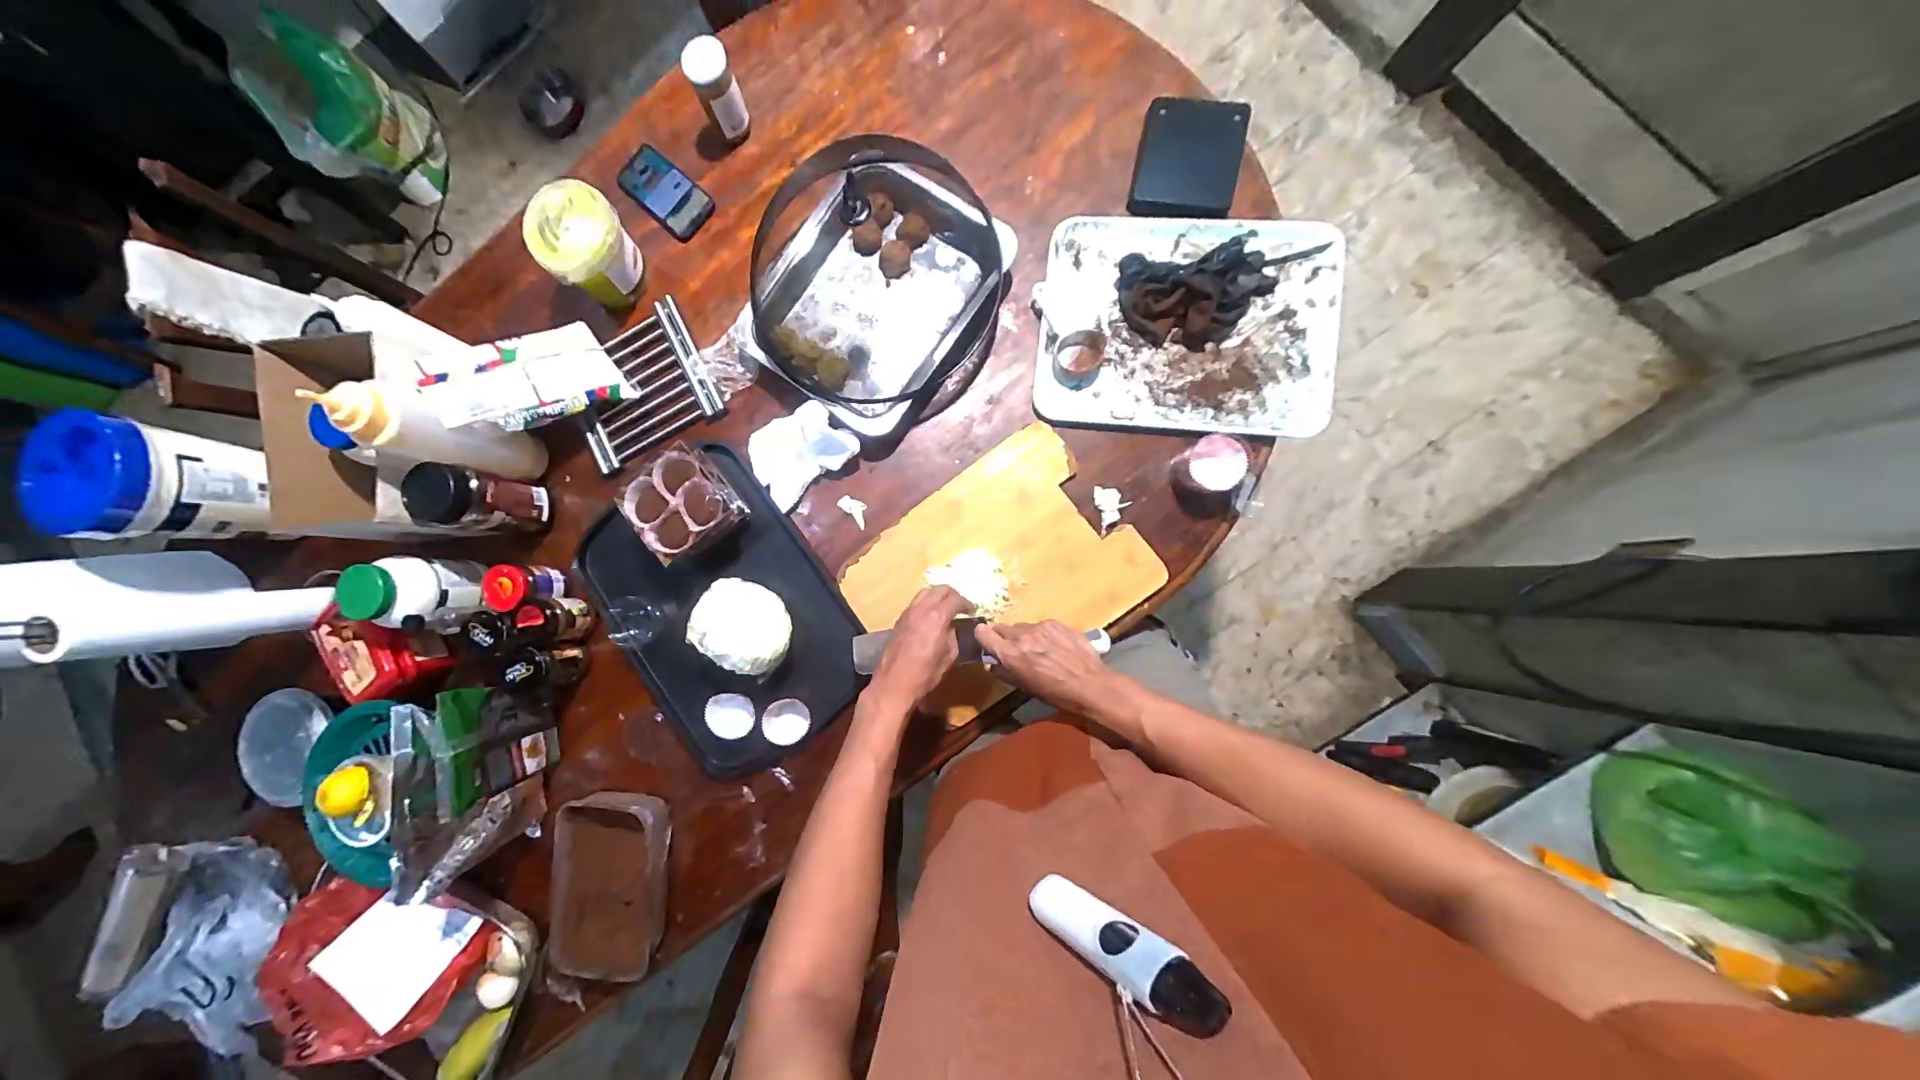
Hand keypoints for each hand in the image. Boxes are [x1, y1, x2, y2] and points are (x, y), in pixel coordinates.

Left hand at [870, 586, 974, 706]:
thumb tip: (953, 626)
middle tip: (960, 606)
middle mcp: (921, 609)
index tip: (972, 610)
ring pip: (925, 592)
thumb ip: (953, 635)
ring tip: (944, 608)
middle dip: (953, 595)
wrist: (895, 682)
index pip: (956, 599)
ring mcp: (908, 612)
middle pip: (940, 589)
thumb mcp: (949, 655)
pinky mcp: (899, 619)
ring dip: (937, 596)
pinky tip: (929, 617)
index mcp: (937, 617)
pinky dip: (926, 603)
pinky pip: (915, 602)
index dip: (967, 603)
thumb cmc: (926, 673)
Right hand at [975, 620, 1116, 718]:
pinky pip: (1042, 626)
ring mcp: (1040, 626)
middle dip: (1005, 637)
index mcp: (1009, 653)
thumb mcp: (1023, 687)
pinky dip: (1044, 634)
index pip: (983, 633)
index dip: (983, 636)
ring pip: (1023, 627)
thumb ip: (1004, 671)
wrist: (1089, 684)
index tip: (988, 641)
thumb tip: (993, 663)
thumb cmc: (1054, 692)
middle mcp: (1021, 635)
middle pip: (1003, 628)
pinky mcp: (1056, 623)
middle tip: (1016, 649)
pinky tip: (1056, 646)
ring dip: (1025, 636)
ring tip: (1040, 650)